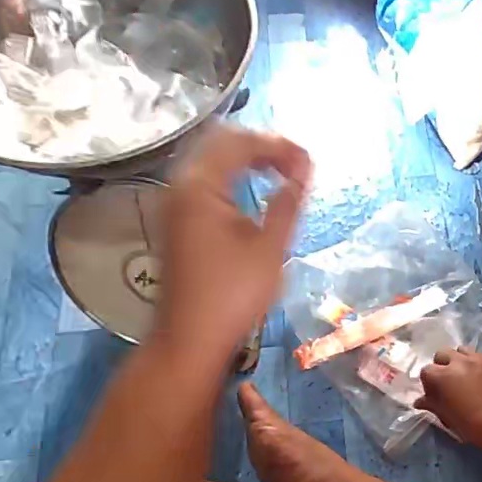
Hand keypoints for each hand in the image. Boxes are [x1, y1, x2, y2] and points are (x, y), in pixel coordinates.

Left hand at [155, 122, 312, 361]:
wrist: (191, 338)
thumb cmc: (233, 295)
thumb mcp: (270, 248)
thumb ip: (288, 202)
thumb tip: (305, 170)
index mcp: (200, 186)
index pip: (241, 143)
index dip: (280, 146)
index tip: (309, 163)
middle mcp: (179, 186)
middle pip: (221, 143)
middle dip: (262, 147)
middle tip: (295, 164)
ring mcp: (172, 204)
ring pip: (210, 161)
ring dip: (245, 161)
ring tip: (280, 174)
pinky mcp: (174, 221)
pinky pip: (203, 182)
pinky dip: (230, 178)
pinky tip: (252, 194)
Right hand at [416, 349, 481, 449]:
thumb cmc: (471, 425)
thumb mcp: (446, 417)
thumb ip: (432, 404)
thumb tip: (420, 401)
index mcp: (441, 376)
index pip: (426, 371)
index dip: (429, 383)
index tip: (435, 393)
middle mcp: (458, 361)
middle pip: (442, 354)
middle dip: (442, 365)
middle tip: (450, 381)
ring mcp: (478, 358)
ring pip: (462, 350)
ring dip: (460, 360)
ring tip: (467, 375)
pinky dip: (479, 363)